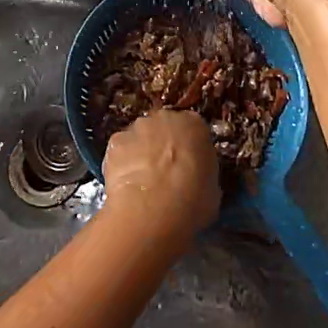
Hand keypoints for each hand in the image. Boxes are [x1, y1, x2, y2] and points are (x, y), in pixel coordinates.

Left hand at [102, 109, 219, 242]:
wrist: (154, 210)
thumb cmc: (192, 201)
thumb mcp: (212, 188)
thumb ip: (203, 173)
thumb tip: (195, 178)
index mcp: (196, 124)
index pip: (192, 129)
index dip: (186, 148)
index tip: (184, 165)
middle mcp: (167, 117)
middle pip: (162, 128)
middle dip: (161, 145)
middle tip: (161, 173)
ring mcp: (139, 127)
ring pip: (138, 137)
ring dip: (139, 152)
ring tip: (139, 181)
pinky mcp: (116, 141)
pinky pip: (119, 150)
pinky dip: (120, 163)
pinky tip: (123, 184)